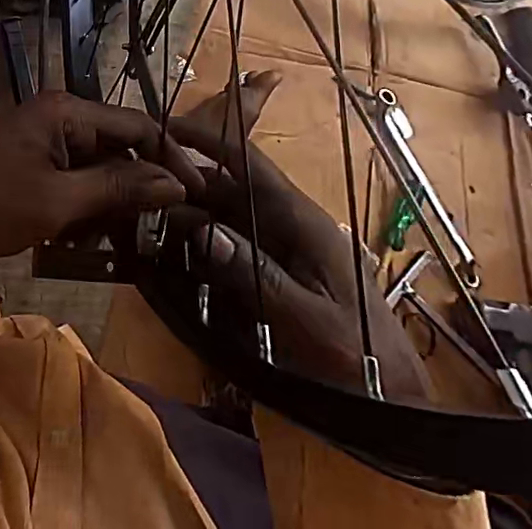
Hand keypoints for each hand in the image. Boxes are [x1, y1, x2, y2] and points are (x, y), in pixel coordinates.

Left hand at [0, 93, 203, 308]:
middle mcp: (50, 112)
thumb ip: (119, 186)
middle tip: (146, 229)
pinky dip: (75, 203)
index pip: (135, 124)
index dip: (169, 157)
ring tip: (97, 239)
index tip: (198, 193)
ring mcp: (33, 134)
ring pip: (90, 164)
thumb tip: (177, 180)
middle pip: (113, 144)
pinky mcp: (21, 156)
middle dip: (130, 187)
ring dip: (102, 202)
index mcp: (61, 110)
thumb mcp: (59, 202)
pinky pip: (64, 174)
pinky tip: (70, 235)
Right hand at [167, 78, 431, 403]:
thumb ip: (256, 276)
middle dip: (180, 186)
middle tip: (133, 195)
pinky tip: (169, 256)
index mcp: (301, 221)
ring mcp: (277, 246)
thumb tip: (202, 232)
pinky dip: (195, 245)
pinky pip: (225, 245)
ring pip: (220, 215)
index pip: (247, 162)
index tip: (162, 128)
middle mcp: (286, 224)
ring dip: (183, 218)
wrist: (397, 402)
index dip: (206, 139)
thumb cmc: (362, 360)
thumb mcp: (310, 322)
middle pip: (223, 188)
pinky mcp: (270, 268)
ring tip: (142, 225)